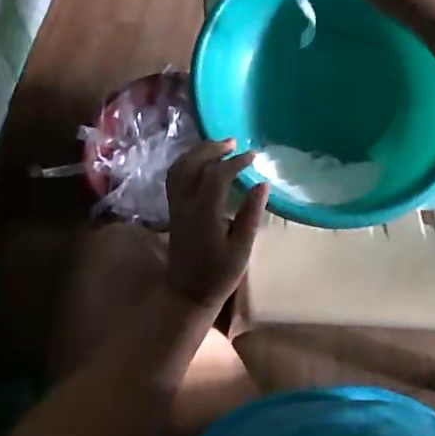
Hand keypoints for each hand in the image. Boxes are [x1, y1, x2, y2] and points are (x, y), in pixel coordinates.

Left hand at [164, 139, 268, 308]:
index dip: (235, 162)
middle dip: (213, 149)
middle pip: (192, 164)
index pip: (216, 176)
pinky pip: (174, 176)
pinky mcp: (171, 209)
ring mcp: (174, 206)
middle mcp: (184, 205)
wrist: (186, 292)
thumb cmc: (219, 275)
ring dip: (198, 152)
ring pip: (179, 167)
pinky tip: (202, 161)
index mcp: (203, 214)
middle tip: (234, 143)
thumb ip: (251, 215)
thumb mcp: (242, 249)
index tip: (253, 157)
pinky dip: (187, 161)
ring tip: (219, 146)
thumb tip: (262, 184)